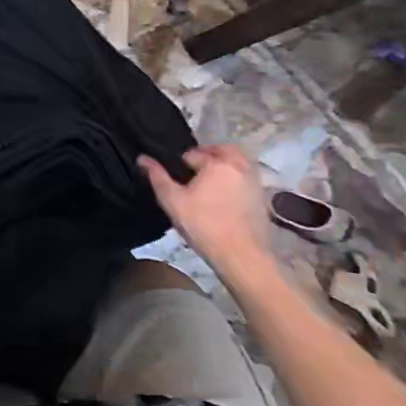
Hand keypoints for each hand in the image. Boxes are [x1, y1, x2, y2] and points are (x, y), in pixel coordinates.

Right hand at [137, 145, 271, 273]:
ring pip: (239, 162)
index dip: (180, 164)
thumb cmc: (202, 225)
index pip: (193, 154)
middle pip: (223, 150)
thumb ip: (157, 176)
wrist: (241, 255)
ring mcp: (255, 182)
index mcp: (217, 163)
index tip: (175, 179)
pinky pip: (247, 178)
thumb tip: (142, 158)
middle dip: (208, 154)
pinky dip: (236, 178)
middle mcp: (240, 167)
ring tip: (208, 181)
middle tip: (193, 170)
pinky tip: (224, 196)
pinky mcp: (263, 198)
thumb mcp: (172, 200)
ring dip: (224, 164)